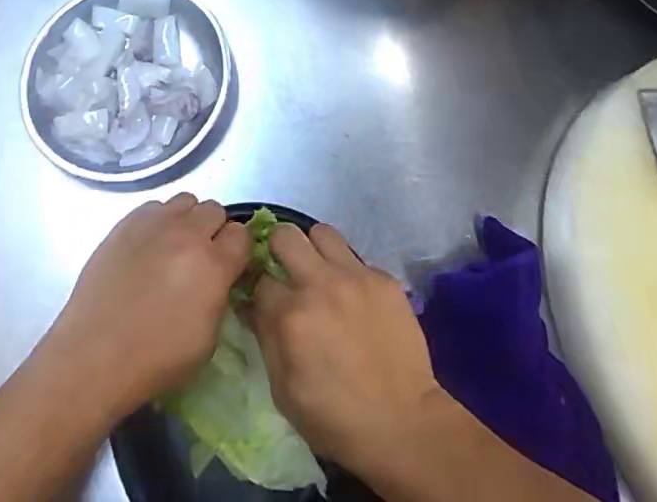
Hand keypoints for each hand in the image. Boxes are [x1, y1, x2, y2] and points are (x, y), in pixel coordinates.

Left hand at [41, 194, 250, 416]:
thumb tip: (219, 278)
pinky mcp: (126, 223)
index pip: (242, 234)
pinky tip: (147, 248)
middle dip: (214, 230)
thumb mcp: (208, 338)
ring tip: (173, 247)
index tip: (229, 265)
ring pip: (186, 201)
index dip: (237, 250)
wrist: (93, 356)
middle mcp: (187, 235)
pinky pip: (154, 207)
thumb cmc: (155, 359)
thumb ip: (220, 295)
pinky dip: (158, 221)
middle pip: (215, 210)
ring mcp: (154, 224)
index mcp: (213, 265)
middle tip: (200, 257)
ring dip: (187, 220)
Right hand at [249, 224, 452, 471]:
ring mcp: (356, 278)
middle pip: (285, 236)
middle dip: (279, 249)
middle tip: (287, 270)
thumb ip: (265, 338)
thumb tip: (253, 306)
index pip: (260, 279)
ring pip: (322, 232)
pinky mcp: (384, 280)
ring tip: (321, 273)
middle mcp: (320, 285)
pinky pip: (357, 260)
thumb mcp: (282, 390)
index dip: (258, 287)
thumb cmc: (334, 418)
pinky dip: (349, 274)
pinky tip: (356, 300)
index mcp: (290, 316)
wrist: (403, 424)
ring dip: (314, 249)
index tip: (263, 296)